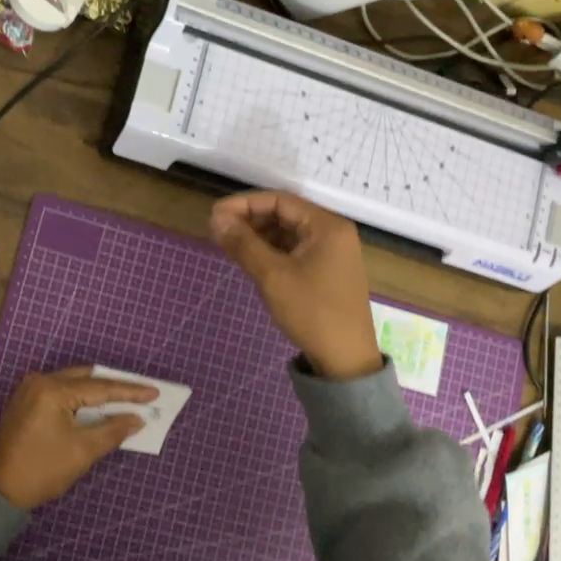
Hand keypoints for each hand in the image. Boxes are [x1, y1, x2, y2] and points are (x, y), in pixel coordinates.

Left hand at [0, 367, 158, 509]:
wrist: (0, 489)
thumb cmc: (42, 470)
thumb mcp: (83, 451)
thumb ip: (112, 430)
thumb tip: (136, 418)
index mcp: (52, 390)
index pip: (99, 388)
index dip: (129, 391)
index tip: (154, 392)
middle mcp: (39, 381)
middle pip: (86, 378)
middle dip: (114, 387)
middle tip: (142, 394)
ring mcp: (30, 388)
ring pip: (73, 382)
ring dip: (97, 392)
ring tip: (125, 399)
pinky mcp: (26, 400)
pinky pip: (60, 390)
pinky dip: (81, 397)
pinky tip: (98, 406)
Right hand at [210, 190, 383, 380]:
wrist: (345, 359)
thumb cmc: (311, 311)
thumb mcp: (272, 276)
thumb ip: (243, 243)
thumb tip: (216, 219)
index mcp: (327, 226)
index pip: (279, 200)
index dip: (244, 204)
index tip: (215, 216)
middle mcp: (332, 232)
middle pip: (284, 214)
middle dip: (249, 219)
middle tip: (218, 232)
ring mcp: (331, 253)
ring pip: (287, 232)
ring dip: (257, 236)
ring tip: (228, 246)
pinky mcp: (326, 271)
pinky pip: (293, 250)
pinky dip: (270, 251)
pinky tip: (249, 259)